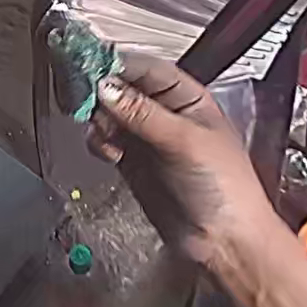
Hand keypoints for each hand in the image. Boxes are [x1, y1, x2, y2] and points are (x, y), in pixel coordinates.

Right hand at [87, 54, 278, 265]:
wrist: (225, 242)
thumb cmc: (225, 186)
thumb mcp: (185, 141)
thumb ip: (142, 113)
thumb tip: (106, 87)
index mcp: (187, 97)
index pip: (146, 68)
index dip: (117, 64)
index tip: (89, 64)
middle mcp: (165, 112)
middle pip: (122, 88)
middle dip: (101, 90)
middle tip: (80, 94)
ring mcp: (147, 137)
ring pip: (109, 113)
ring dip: (98, 117)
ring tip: (101, 130)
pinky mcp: (132, 162)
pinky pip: (105, 141)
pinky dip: (98, 142)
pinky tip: (107, 151)